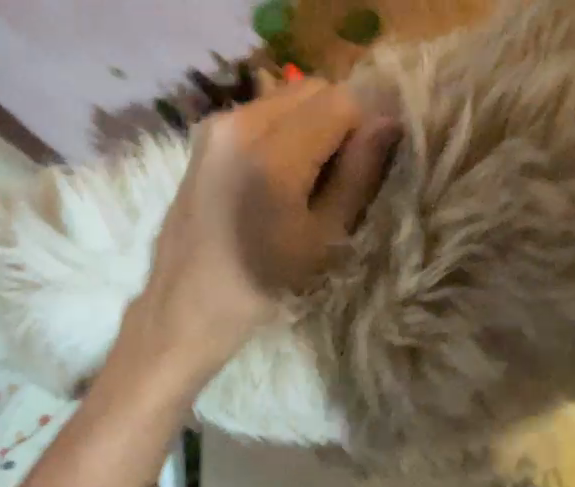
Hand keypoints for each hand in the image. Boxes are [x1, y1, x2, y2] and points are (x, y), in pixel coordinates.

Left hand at [123, 77, 399, 381]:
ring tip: (311, 182)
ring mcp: (216, 125)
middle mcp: (239, 122)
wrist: (185, 309)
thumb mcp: (323, 240)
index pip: (342, 101)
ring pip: (285, 99)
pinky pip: (260, 115)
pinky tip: (281, 181)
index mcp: (272, 153)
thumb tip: (388, 123)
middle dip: (339, 121)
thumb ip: (358, 176)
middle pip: (312, 90)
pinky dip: (282, 134)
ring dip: (311, 126)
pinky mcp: (204, 137)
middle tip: (344, 177)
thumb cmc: (261, 289)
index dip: (367, 128)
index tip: (372, 168)